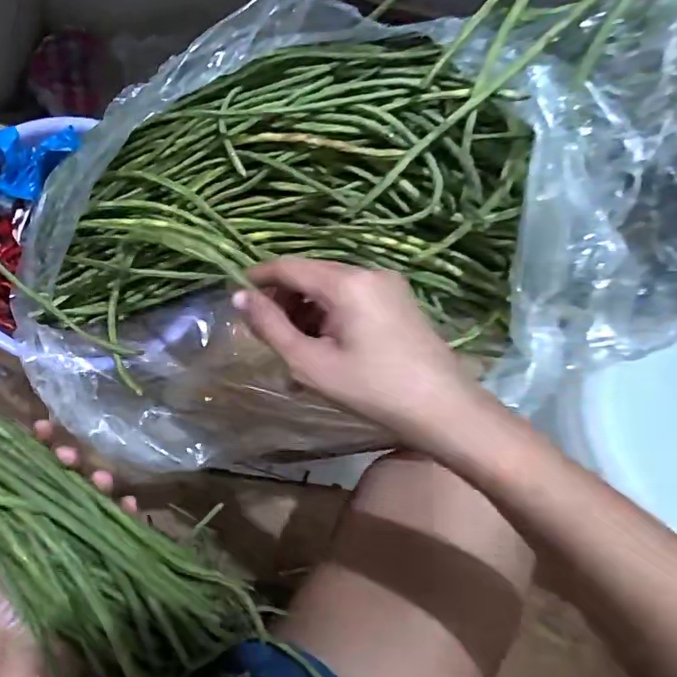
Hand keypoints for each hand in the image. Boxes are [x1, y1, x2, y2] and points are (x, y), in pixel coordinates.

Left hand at [0, 420, 134, 676]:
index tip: (40, 430)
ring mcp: (82, 531)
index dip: (35, 446)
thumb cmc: (8, 617)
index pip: (28, 470)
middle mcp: (53, 516)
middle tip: (68, 457)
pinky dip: (128, 514)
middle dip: (69, 459)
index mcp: (22, 515)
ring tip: (100, 480)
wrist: (42, 654)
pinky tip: (130, 505)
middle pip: (64, 476)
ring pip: (94, 495)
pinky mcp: (108, 551)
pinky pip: (122, 527)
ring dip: (99, 481)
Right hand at [233, 257, 490, 449]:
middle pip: (311, 274)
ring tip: (293, 346)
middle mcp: (369, 272)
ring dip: (305, 308)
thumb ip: (270, 326)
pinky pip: (351, 296)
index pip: (289, 267)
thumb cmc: (370, 388)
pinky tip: (322, 345)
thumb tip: (239, 296)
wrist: (442, 409)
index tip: (234, 296)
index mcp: (346, 283)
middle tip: (263, 331)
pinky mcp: (399, 301)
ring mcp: (388, 285)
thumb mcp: (309, 362)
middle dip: (282, 298)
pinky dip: (328, 313)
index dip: (258, 278)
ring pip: (330, 286)